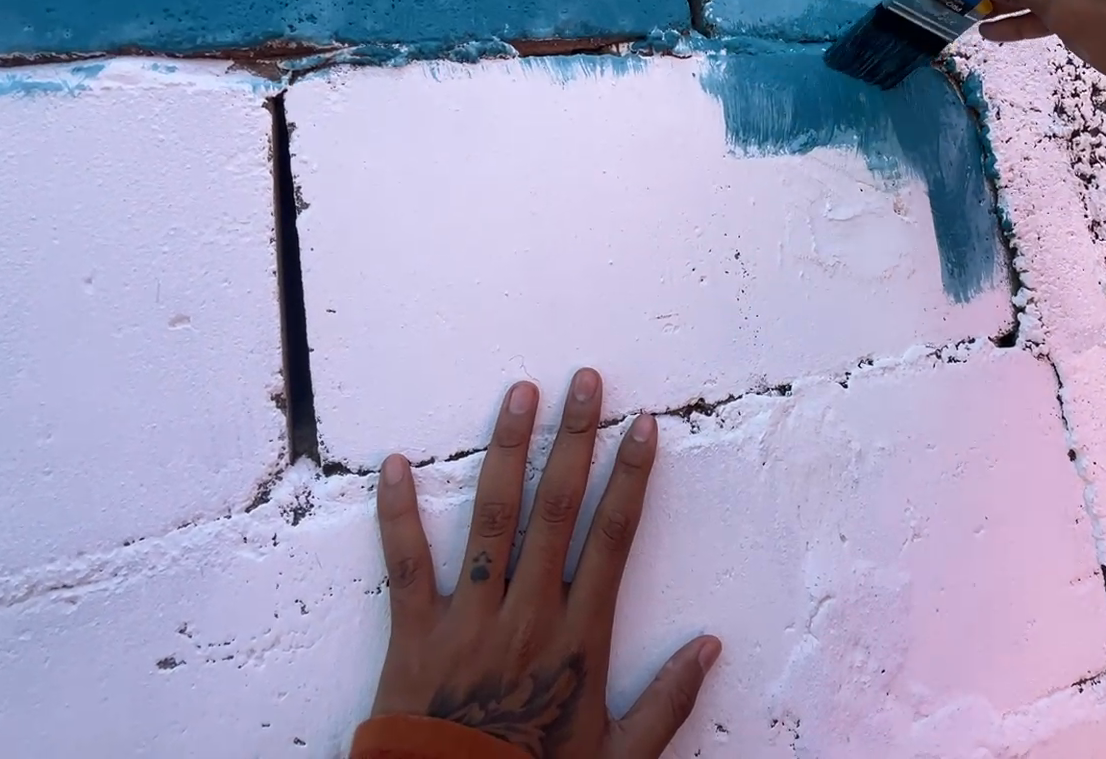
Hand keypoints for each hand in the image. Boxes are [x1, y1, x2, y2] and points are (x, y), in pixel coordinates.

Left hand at [371, 369, 720, 757]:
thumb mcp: (618, 758)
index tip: (642, 427)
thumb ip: (668, 702)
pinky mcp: (414, 634)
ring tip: (520, 394)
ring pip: (493, 517)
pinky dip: (398, 514)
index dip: (632, 476)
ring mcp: (469, 617)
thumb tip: (711, 646)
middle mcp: (528, 611)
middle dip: (575, 438)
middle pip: (558, 506)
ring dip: (508, 450)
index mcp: (578, 635)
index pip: (614, 536)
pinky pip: (406, 565)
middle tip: (585, 383)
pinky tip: (394, 464)